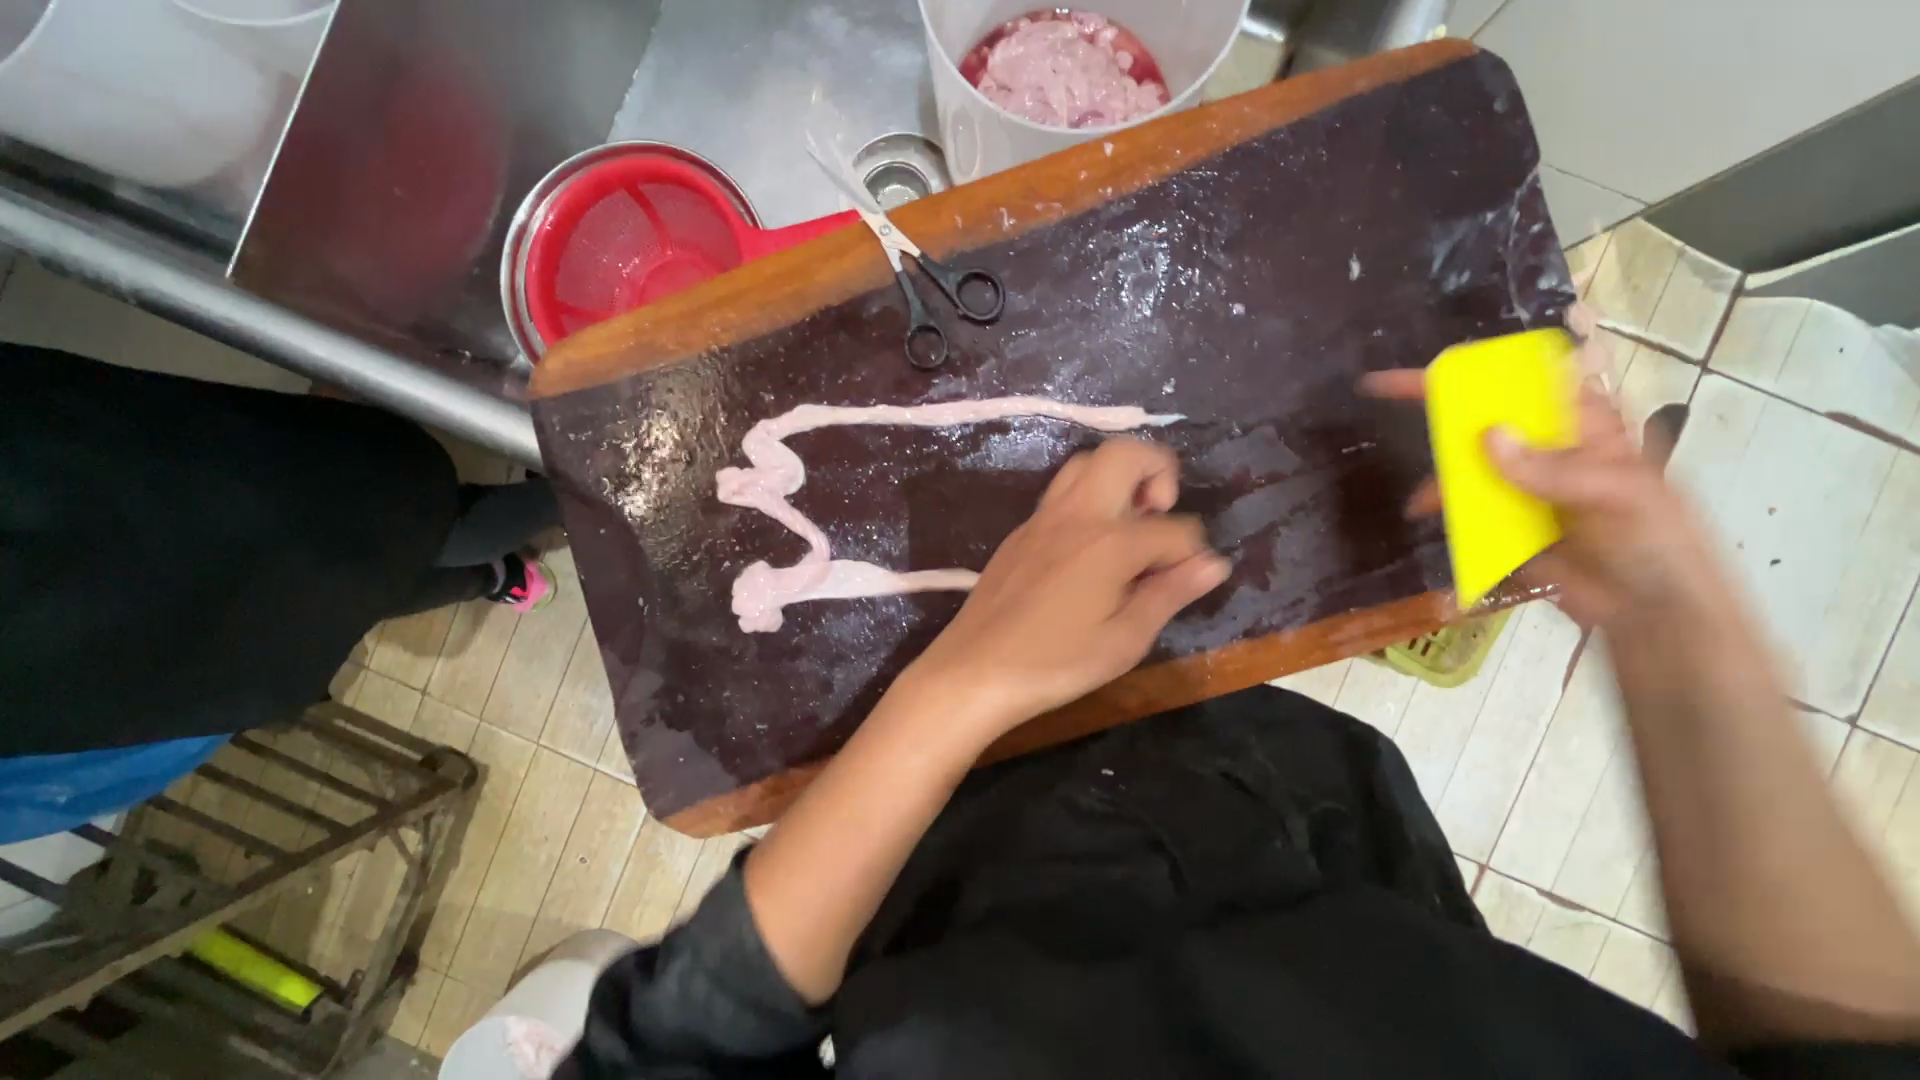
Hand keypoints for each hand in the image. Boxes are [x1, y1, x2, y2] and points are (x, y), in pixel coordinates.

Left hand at [904, 437, 1229, 737]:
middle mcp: (1077, 515)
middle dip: (1158, 471)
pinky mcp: (1020, 532)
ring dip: (1118, 479)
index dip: (1192, 554)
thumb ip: (1169, 594)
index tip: (1187, 582)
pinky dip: (1088, 501)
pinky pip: (1061, 493)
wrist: (973, 671)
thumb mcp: (1123, 641)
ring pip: (1086, 463)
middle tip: (1160, 517)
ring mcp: (1042, 518)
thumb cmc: (1054, 664)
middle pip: (1126, 454)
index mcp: (1109, 543)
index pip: (1175, 528)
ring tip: (1128, 527)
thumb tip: (1213, 563)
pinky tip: (1089, 551)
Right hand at [1358, 310, 1721, 627]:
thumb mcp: (1618, 495)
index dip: (1484, 371)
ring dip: (1443, 478)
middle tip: (1392, 409)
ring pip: (1471, 470)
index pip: (1529, 384)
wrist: (1655, 614)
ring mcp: (1526, 492)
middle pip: (1488, 424)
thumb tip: (1487, 437)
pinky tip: (1433, 523)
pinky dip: (1447, 515)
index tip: (1431, 368)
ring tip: (1422, 502)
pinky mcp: (1509, 529)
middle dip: (1446, 420)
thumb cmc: (1658, 543)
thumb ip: (1554, 468)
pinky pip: (1469, 514)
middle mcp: (1549, 453)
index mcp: (1583, 429)